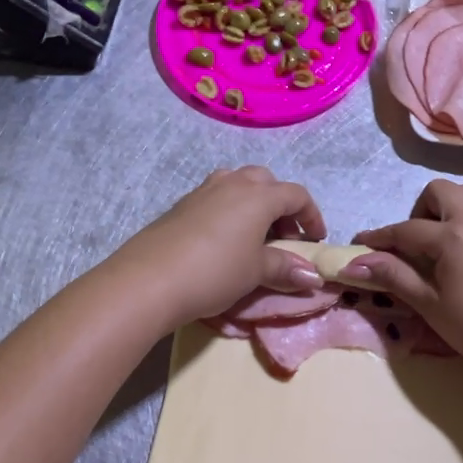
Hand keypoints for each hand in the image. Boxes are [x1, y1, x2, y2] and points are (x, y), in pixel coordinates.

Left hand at [115, 167, 326, 325]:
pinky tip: (222, 240)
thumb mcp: (256, 272)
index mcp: (259, 195)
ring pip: (239, 183)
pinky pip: (216, 197)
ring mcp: (204, 191)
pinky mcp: (181, 205)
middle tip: (284, 236)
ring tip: (253, 234)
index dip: (312, 216)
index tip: (316, 240)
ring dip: (253, 203)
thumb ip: (286, 268)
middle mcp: (234, 183)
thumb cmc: (215, 272)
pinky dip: (229, 210)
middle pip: (267, 182)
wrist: (147, 280)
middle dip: (281, 205)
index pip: (297, 195)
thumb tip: (313, 275)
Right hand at [344, 179, 462, 377]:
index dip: (380, 237)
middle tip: (415, 245)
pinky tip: (462, 251)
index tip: (360, 242)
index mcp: (453, 235)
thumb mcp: (429, 304)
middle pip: (438, 191)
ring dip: (444, 208)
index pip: (406, 229)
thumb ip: (394, 276)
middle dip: (419, 210)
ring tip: (438, 246)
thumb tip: (355, 263)